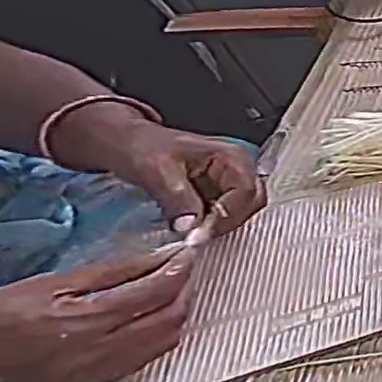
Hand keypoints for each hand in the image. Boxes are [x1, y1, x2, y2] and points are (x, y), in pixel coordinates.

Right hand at [0, 248, 194, 381]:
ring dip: (174, 316)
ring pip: (163, 344)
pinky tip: (145, 322)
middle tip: (181, 272)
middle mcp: (95, 354)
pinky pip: (138, 364)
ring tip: (165, 294)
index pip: (159, 291)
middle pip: (171, 319)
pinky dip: (153, 340)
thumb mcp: (50, 283)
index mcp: (86, 322)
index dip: (182, 267)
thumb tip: (164, 255)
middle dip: (185, 290)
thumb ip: (115, 271)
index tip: (188, 252)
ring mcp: (91, 377)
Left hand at [53, 103, 264, 233]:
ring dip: (221, 224)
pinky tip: (194, 228)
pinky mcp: (220, 192)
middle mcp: (240, 169)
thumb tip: (190, 226)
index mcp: (233, 158)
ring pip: (243, 209)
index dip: (226, 215)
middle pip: (252, 201)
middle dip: (228, 221)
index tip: (199, 235)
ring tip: (193, 234)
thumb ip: (176, 198)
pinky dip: (213, 223)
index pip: (245, 191)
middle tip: (198, 237)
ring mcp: (232, 181)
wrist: (129, 144)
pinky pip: (227, 212)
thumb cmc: (144, 149)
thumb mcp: (156, 171)